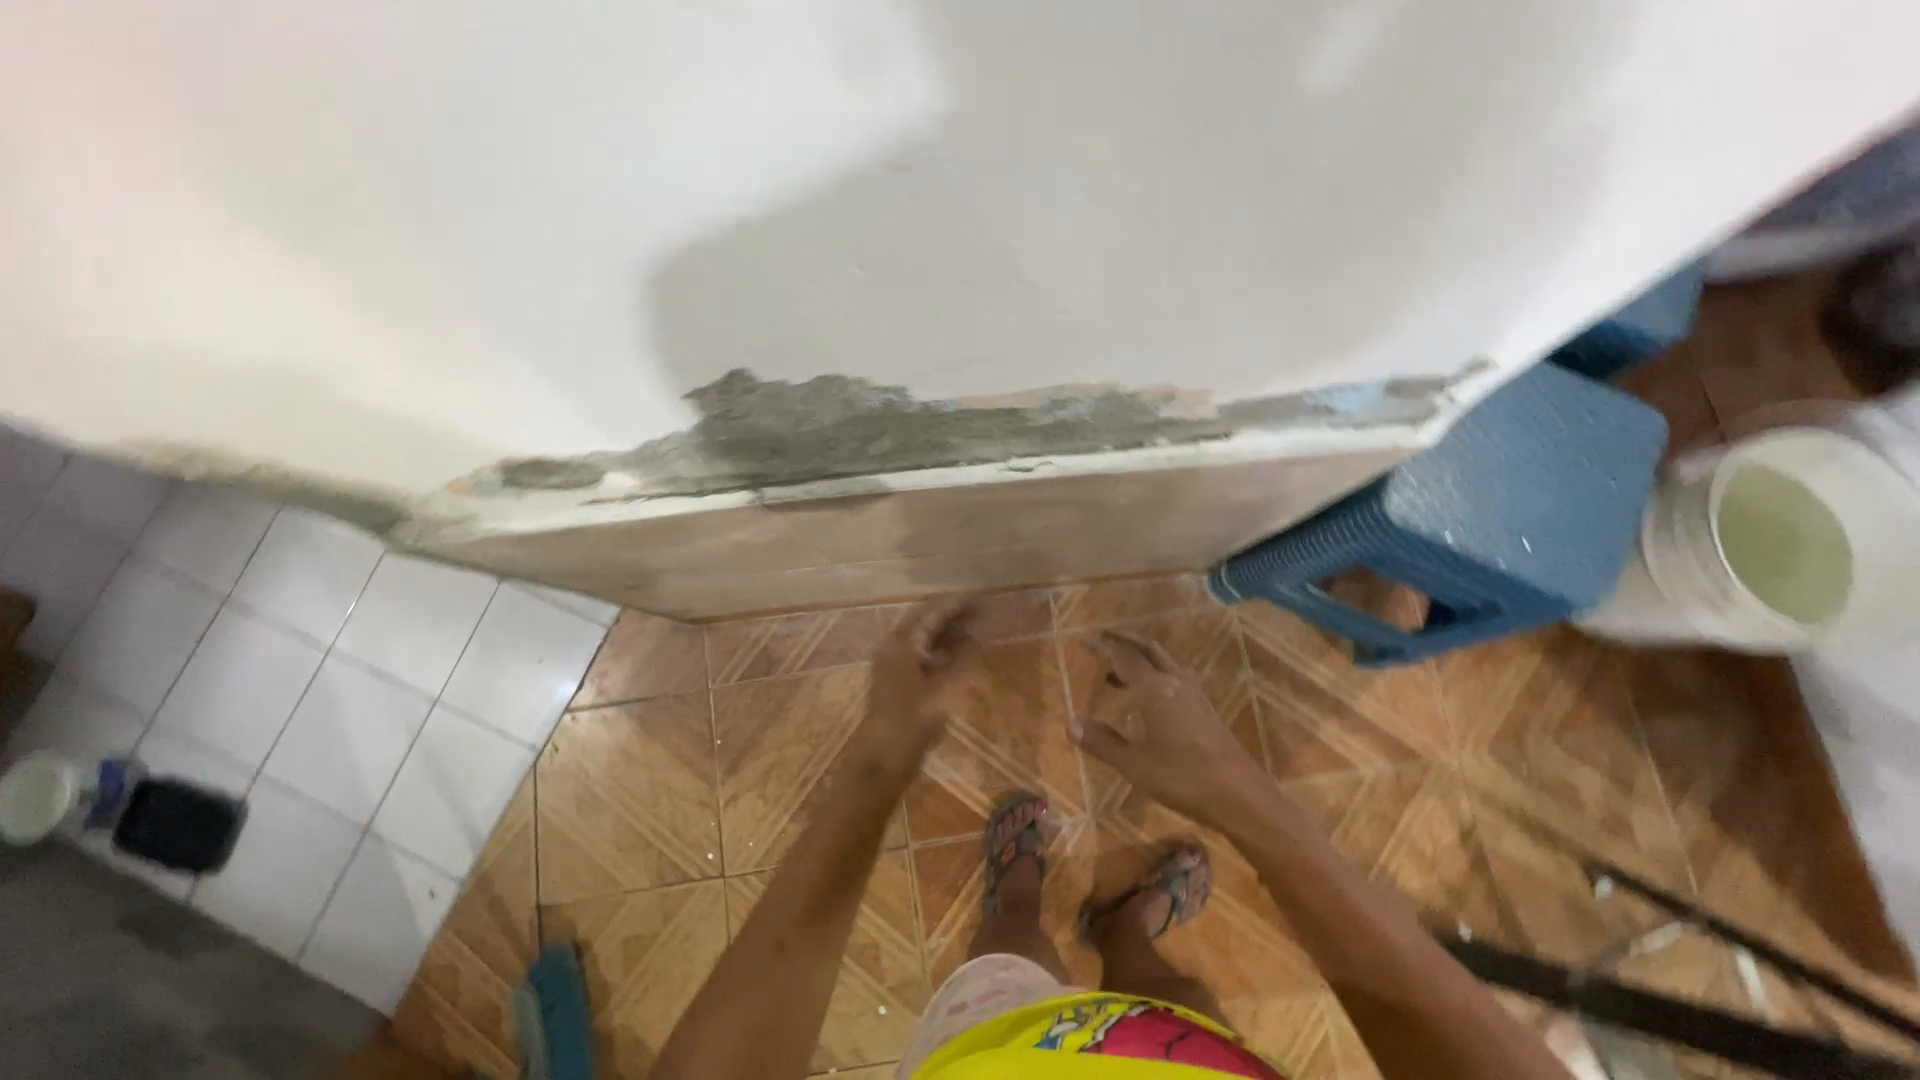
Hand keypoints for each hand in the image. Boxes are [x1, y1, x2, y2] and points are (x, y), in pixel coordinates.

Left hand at [854, 596, 982, 770]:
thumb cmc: (914, 721)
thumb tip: (980, 634)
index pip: (934, 610)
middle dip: (957, 615)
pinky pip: (923, 654)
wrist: (883, 759)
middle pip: (928, 620)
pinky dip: (943, 650)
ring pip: (925, 638)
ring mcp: (894, 664)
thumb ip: (963, 657)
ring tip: (980, 631)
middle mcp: (895, 646)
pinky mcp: (898, 681)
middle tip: (987, 613)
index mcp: (903, 642)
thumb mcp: (946, 688)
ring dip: (951, 632)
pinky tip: (963, 655)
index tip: (986, 599)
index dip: (961, 603)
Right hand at [1070, 630, 1271, 828]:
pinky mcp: (1205, 709)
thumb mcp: (1134, 765)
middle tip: (1100, 639)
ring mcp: (1194, 695)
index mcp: (1155, 690)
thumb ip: (1102, 742)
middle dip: (1123, 640)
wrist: (1241, 796)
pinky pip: (1174, 677)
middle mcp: (1175, 683)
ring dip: (1140, 658)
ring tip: (1116, 671)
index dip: (1102, 645)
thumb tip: (1072, 722)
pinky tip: (1148, 697)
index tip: (1083, 638)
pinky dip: (1154, 675)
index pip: (1124, 656)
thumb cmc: (1183, 778)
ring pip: (1164, 662)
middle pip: (1147, 649)